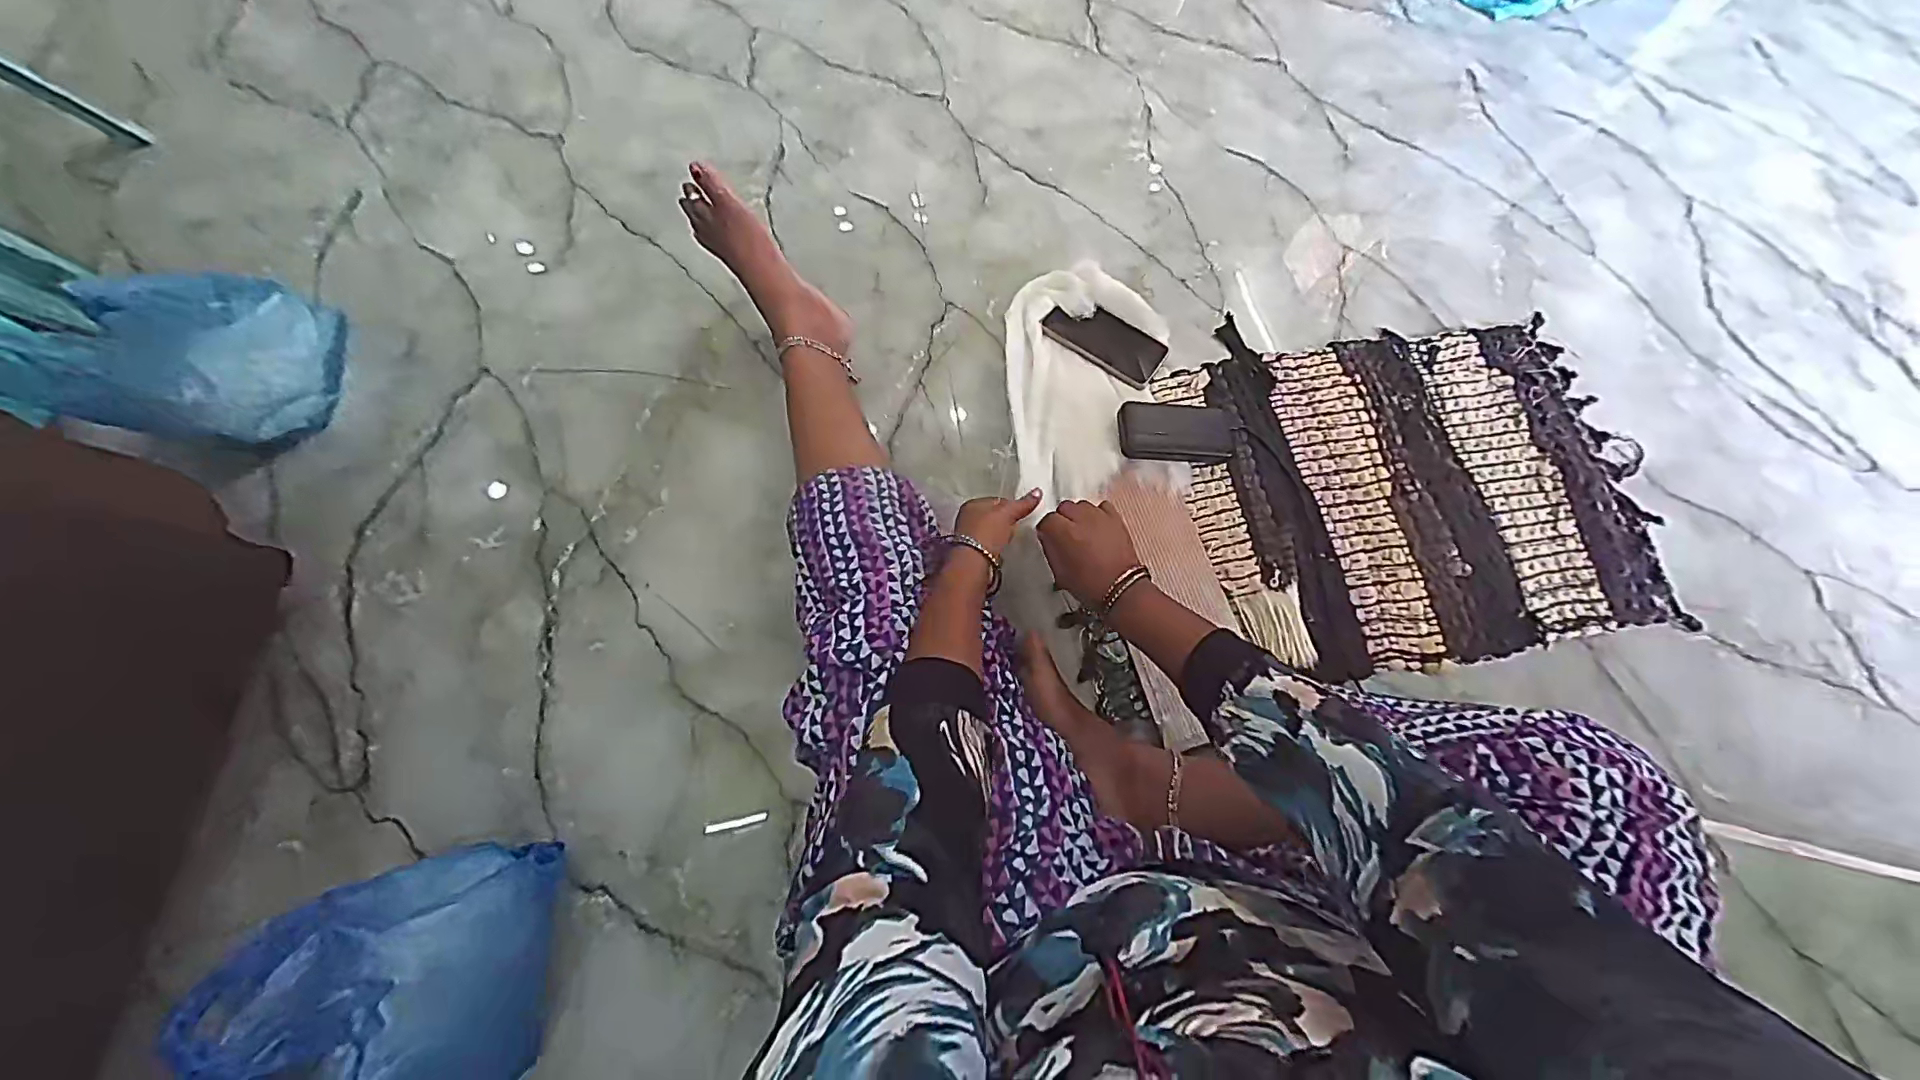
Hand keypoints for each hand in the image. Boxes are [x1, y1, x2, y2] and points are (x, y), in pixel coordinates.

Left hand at [952, 489, 1042, 559]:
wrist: (975, 562)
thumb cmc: (984, 534)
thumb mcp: (1008, 513)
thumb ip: (1023, 503)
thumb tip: (1036, 493)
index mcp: (972, 505)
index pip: (996, 500)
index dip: (1011, 504)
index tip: (1022, 509)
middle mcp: (967, 520)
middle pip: (992, 517)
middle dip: (1005, 521)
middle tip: (1016, 524)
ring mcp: (968, 538)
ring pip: (990, 533)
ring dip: (1000, 536)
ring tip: (1009, 538)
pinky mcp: (973, 554)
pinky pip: (990, 547)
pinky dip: (997, 549)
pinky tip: (1002, 551)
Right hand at [1035, 500, 1141, 607]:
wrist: (1120, 589)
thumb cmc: (1093, 585)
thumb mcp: (1060, 572)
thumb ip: (1050, 549)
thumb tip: (1048, 540)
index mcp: (1064, 533)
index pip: (1047, 520)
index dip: (1046, 530)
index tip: (1048, 536)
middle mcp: (1082, 520)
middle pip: (1064, 508)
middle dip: (1061, 520)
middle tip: (1064, 535)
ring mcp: (1100, 517)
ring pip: (1082, 505)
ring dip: (1079, 516)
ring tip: (1081, 532)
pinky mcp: (1115, 519)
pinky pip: (1102, 507)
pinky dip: (1097, 514)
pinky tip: (1096, 526)